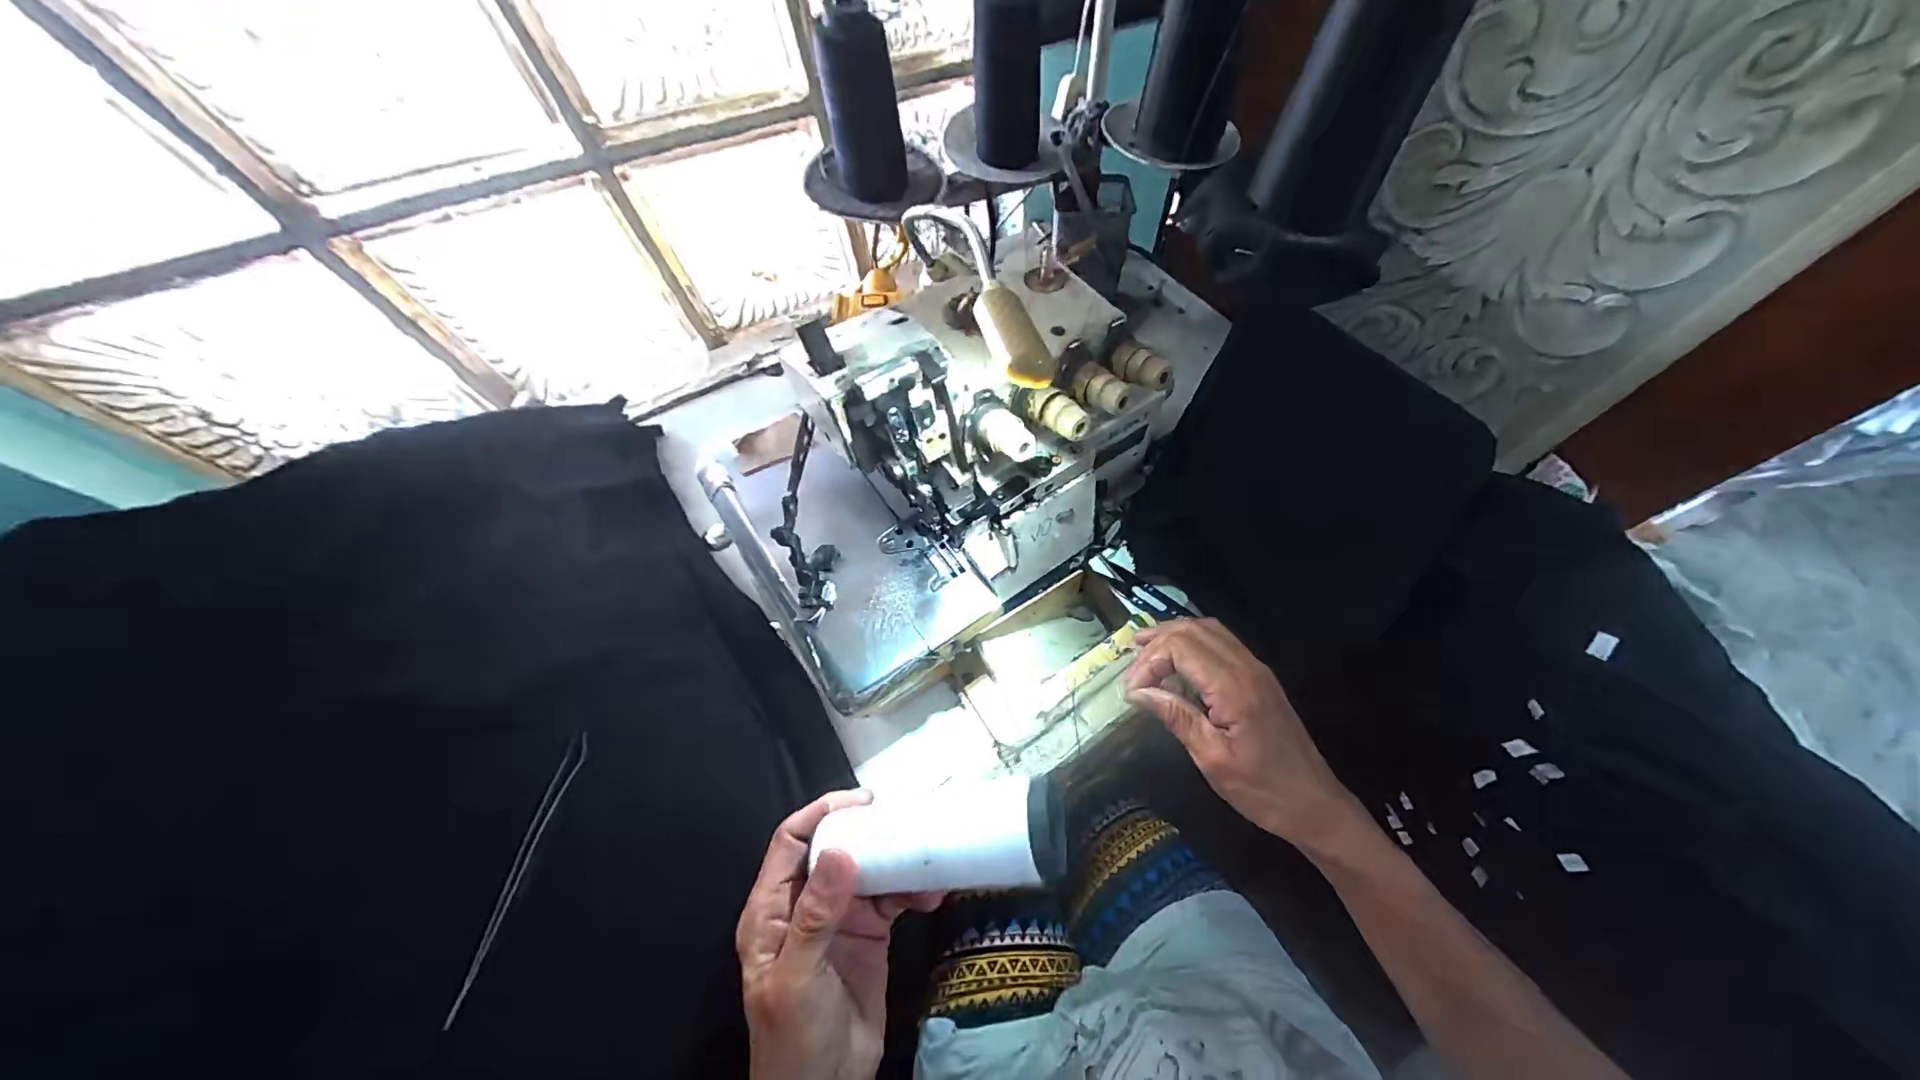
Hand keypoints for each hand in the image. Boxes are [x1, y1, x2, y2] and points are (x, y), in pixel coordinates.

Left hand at [737, 790, 943, 1079]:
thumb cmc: (793, 1039)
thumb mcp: (797, 977)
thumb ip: (816, 916)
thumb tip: (840, 852)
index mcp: (772, 909)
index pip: (790, 843)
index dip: (819, 814)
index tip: (857, 802)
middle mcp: (805, 904)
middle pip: (833, 848)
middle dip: (864, 831)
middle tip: (897, 818)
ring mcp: (839, 918)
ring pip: (867, 870)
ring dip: (895, 863)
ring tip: (922, 860)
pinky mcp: (868, 934)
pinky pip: (891, 899)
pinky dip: (910, 891)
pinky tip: (930, 894)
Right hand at [1123, 618, 1363, 851]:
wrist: (1315, 805)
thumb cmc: (1262, 790)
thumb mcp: (1211, 758)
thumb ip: (1175, 716)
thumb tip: (1137, 692)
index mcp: (1233, 687)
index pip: (1180, 647)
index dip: (1148, 662)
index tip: (1131, 693)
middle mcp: (1247, 667)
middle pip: (1192, 630)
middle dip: (1156, 642)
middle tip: (1131, 668)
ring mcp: (1256, 670)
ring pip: (1208, 630)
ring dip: (1173, 636)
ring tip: (1143, 653)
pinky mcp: (1259, 678)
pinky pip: (1221, 642)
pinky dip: (1192, 643)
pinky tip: (1176, 663)